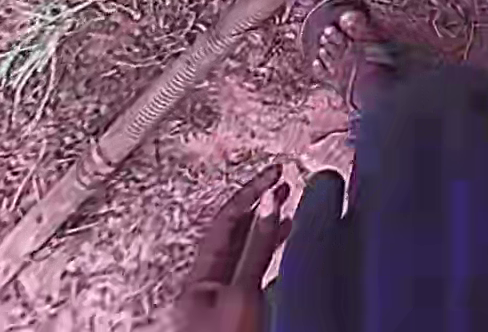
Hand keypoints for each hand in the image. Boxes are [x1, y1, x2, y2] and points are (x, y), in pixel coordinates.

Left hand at [175, 164, 290, 331]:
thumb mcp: (243, 293)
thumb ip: (257, 245)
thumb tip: (269, 200)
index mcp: (199, 278)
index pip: (226, 219)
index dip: (251, 191)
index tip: (276, 172)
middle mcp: (205, 286)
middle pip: (232, 232)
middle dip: (258, 204)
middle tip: (283, 182)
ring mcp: (218, 302)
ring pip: (242, 250)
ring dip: (265, 225)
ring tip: (288, 205)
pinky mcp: (233, 315)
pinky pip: (250, 268)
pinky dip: (267, 249)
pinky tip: (282, 246)